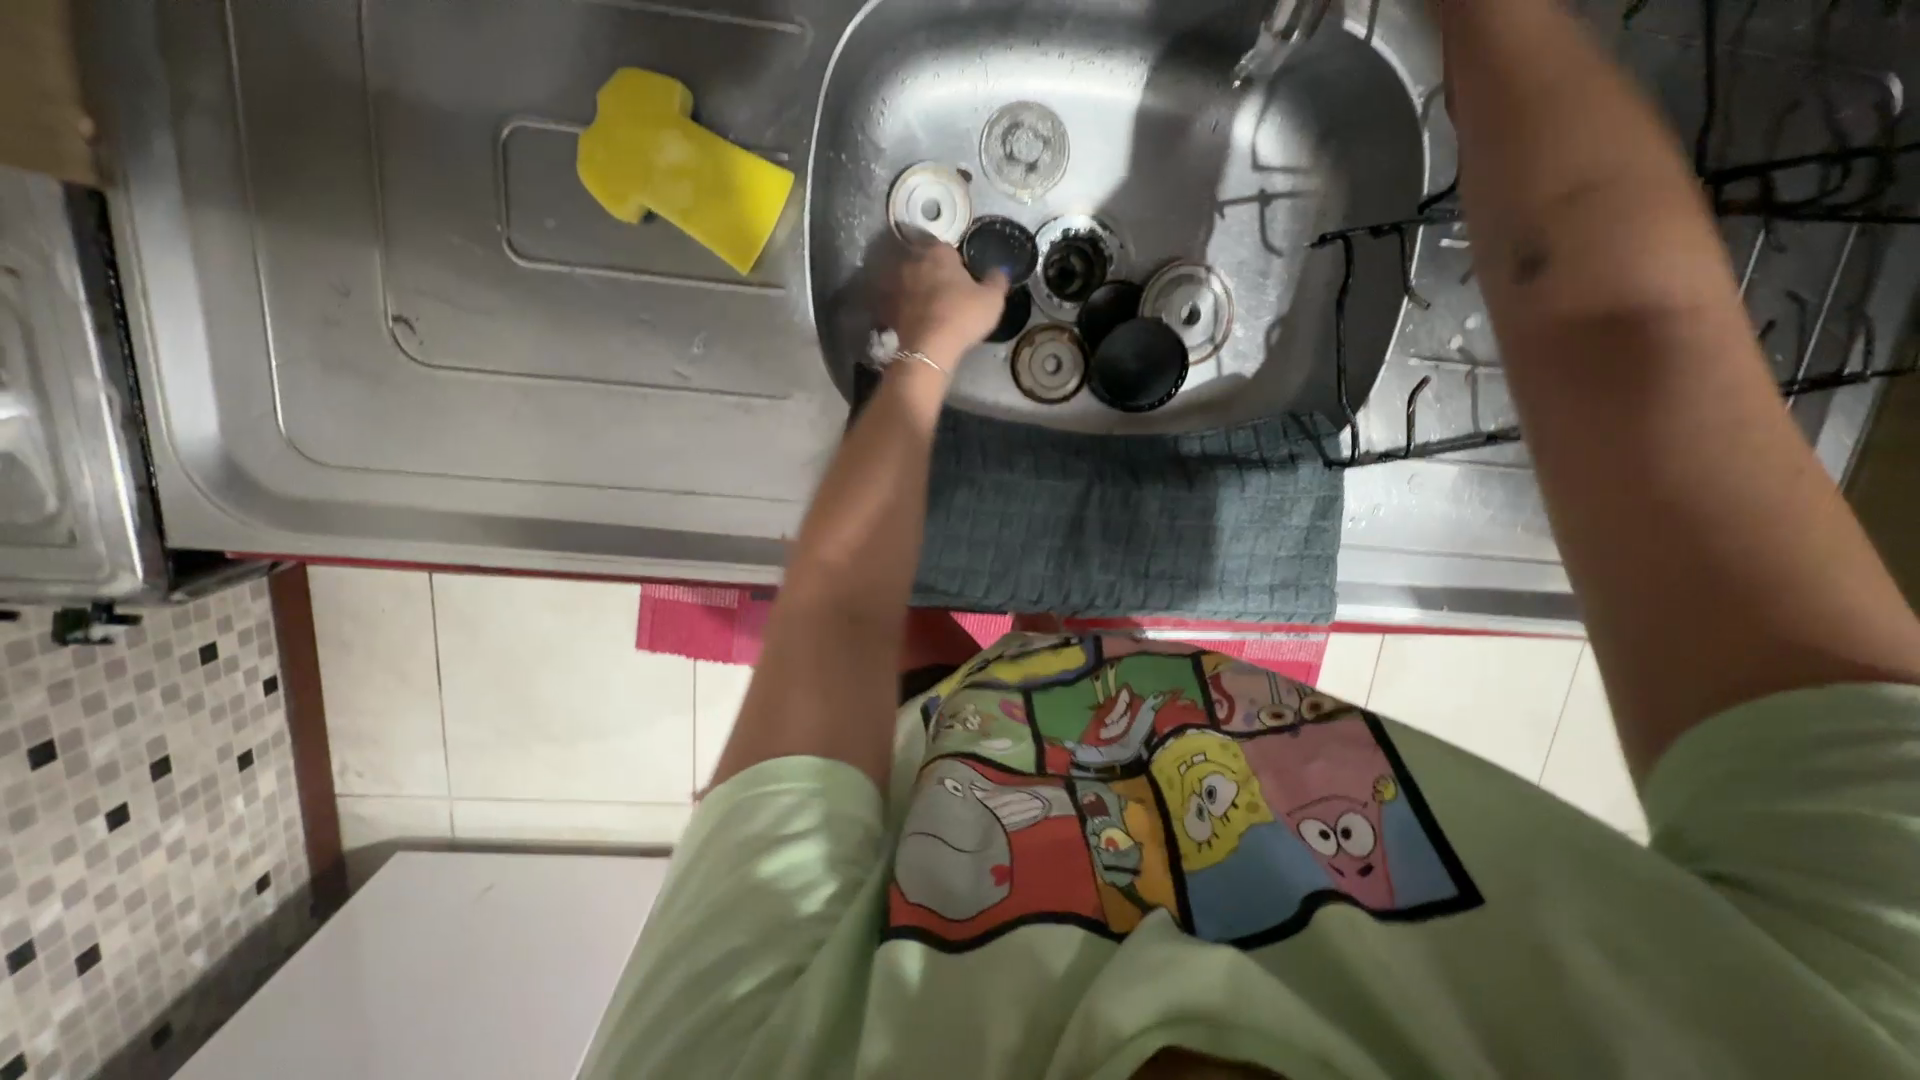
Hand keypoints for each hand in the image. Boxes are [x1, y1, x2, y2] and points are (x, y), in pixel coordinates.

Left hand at [880, 236, 1009, 364]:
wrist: (928, 348)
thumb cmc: (963, 316)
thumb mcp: (992, 299)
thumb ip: (997, 280)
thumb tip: (999, 271)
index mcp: (938, 252)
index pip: (947, 248)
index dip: (956, 263)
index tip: (962, 278)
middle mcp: (913, 261)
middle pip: (924, 260)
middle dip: (933, 271)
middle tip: (946, 291)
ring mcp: (896, 282)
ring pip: (908, 279)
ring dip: (916, 287)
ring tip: (929, 305)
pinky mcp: (887, 305)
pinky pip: (897, 301)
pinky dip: (903, 306)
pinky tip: (914, 318)